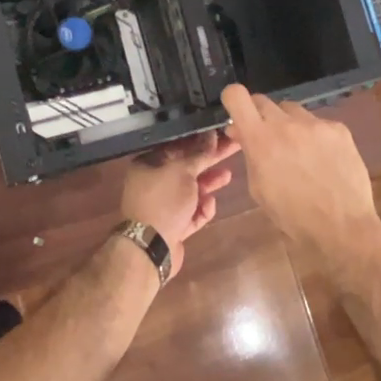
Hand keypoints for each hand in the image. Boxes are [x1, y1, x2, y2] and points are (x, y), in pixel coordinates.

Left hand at [119, 131, 240, 278]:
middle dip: (210, 160)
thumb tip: (212, 135)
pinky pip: (191, 212)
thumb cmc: (164, 201)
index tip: (220, 134)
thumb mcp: (183, 172)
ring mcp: (163, 205)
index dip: (200, 140)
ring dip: (209, 184)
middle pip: (187, 167)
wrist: (151, 247)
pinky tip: (209, 205)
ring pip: (191, 190)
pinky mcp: (173, 225)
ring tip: (228, 176)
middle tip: (232, 148)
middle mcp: (153, 183)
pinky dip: (201, 209)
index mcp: (148, 165)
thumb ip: (200, 155)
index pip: (177, 147)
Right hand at [220, 84, 380, 266]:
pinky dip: (315, 135)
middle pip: (264, 101)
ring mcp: (316, 124)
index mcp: (261, 140)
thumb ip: (249, 154)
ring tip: (298, 151)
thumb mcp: (259, 188)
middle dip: (260, 117)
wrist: (342, 226)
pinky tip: (323, 158)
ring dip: (288, 124)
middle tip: (266, 137)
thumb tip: (240, 132)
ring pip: (292, 111)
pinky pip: (318, 123)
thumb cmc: (292, 216)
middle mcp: (287, 124)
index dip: (233, 99)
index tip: (236, 111)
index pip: (237, 96)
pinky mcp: (339, 129)